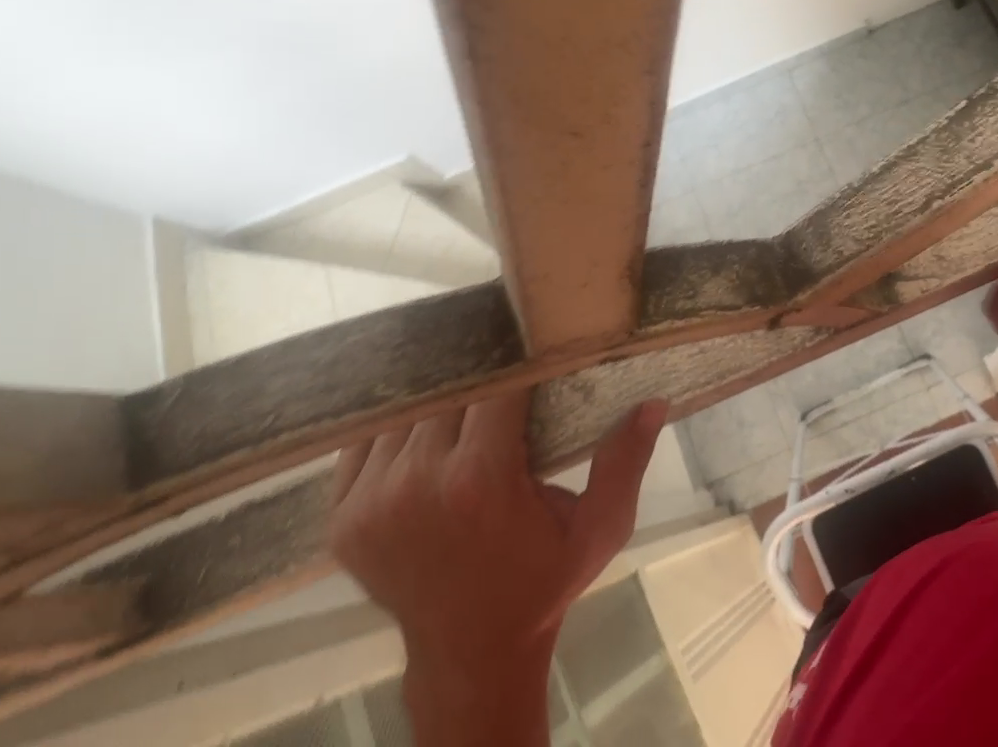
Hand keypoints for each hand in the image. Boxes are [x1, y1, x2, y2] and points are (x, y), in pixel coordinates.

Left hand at [329, 391, 667, 665]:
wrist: (471, 650)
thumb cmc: (544, 582)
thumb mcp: (600, 529)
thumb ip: (624, 463)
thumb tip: (654, 403)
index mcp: (480, 480)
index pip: (494, 387)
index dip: (515, 363)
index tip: (532, 347)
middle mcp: (416, 482)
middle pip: (447, 394)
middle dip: (479, 380)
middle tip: (503, 366)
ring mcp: (370, 501)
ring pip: (403, 415)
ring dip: (437, 404)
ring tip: (466, 397)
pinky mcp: (342, 518)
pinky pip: (362, 447)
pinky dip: (394, 432)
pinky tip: (422, 432)